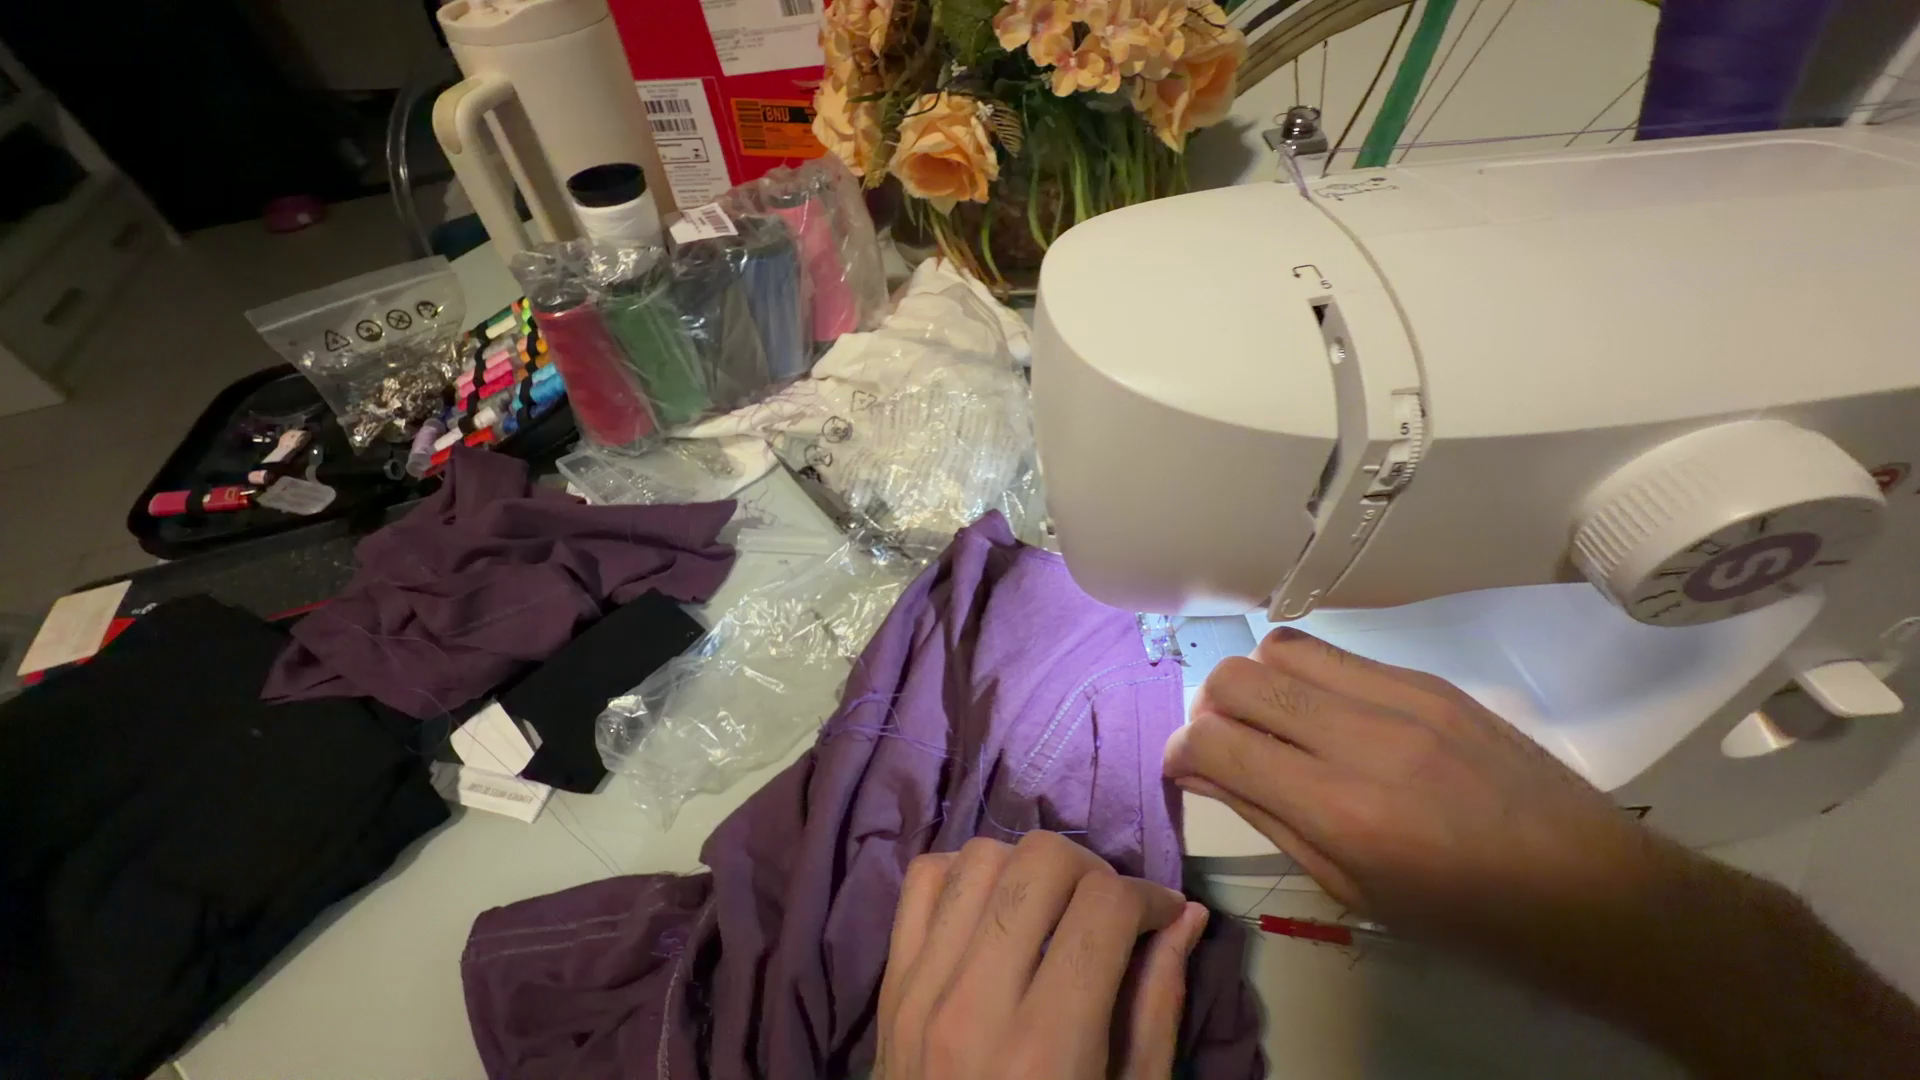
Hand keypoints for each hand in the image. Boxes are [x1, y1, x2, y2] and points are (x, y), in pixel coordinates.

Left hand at [875, 832, 1211, 1079]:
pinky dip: (964, 874)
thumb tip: (1185, 913)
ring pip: (980, 857)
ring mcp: (920, 986)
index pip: (1104, 907)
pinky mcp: (890, 981)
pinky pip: (923, 879)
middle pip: (1039, 861)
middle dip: (1091, 869)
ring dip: (1028, 867)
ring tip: (1052, 906)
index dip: (1148, 895)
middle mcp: (974, 1003)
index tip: (1162, 913)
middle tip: (1107, 908)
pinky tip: (994, 905)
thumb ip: (1157, 1006)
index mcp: (1046, 1049)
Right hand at [1163, 628, 1692, 979]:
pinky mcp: (1430, 679)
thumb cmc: (1467, 919)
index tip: (1182, 766)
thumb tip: (1199, 767)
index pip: (1216, 743)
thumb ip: (1265, 816)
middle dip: (1206, 708)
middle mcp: (1364, 739)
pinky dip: (1303, 676)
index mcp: (1343, 811)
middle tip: (1223, 742)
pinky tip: (1323, 711)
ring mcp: (1402, 697)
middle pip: (1236, 679)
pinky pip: (1334, 653)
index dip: (1179, 750)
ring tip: (1271, 720)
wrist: (1600, 892)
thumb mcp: (1352, 890)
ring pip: (1278, 648)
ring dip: (1253, 682)